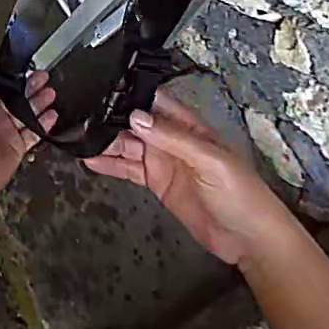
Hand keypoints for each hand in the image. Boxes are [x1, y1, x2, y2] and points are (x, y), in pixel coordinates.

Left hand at [0, 65, 57, 195]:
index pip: (2, 89)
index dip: (15, 81)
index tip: (28, 72)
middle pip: (17, 100)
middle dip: (31, 89)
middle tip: (44, 79)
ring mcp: (7, 132)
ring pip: (27, 114)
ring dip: (40, 104)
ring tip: (51, 94)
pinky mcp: (17, 146)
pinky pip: (33, 133)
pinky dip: (43, 125)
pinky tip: (52, 116)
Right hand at [82, 87, 295, 266]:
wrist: (249, 240)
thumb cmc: (241, 194)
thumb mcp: (211, 162)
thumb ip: (174, 139)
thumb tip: (137, 117)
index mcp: (188, 126)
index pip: (155, 102)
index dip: (131, 94)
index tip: (102, 88)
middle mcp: (171, 139)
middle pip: (135, 123)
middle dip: (110, 118)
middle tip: (80, 115)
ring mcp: (162, 161)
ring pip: (127, 145)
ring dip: (105, 141)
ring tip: (79, 136)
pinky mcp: (157, 182)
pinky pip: (128, 169)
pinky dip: (110, 164)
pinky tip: (91, 159)